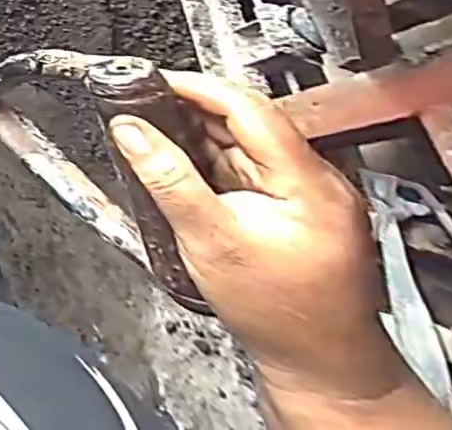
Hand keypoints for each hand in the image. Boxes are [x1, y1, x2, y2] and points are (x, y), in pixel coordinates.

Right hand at [108, 73, 405, 403]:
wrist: (321, 368)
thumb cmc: (280, 316)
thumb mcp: (208, 239)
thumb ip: (166, 177)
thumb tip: (129, 129)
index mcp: (308, 182)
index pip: (247, 106)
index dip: (195, 87)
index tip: (154, 82)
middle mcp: (314, 179)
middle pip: (243, 116)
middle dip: (189, 108)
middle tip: (143, 109)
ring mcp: (305, 190)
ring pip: (240, 136)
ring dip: (196, 131)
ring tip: (157, 138)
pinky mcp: (291, 201)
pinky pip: (241, 159)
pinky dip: (208, 154)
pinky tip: (184, 166)